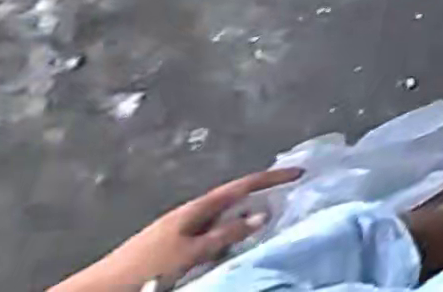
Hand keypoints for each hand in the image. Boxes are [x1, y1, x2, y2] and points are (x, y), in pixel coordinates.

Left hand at [52, 168, 301, 291]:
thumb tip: (265, 212)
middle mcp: (190, 214)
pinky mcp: (168, 250)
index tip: (300, 172)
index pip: (244, 184)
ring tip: (261, 228)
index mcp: (197, 207)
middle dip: (259, 197)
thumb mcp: (190, 253)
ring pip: (219, 220)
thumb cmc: (142, 270)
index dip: (273, 177)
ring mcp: (177, 232)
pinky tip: (228, 249)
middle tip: (285, 200)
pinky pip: (208, 236)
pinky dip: (225, 237)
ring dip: (241, 220)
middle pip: (232, 200)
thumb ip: (227, 233)